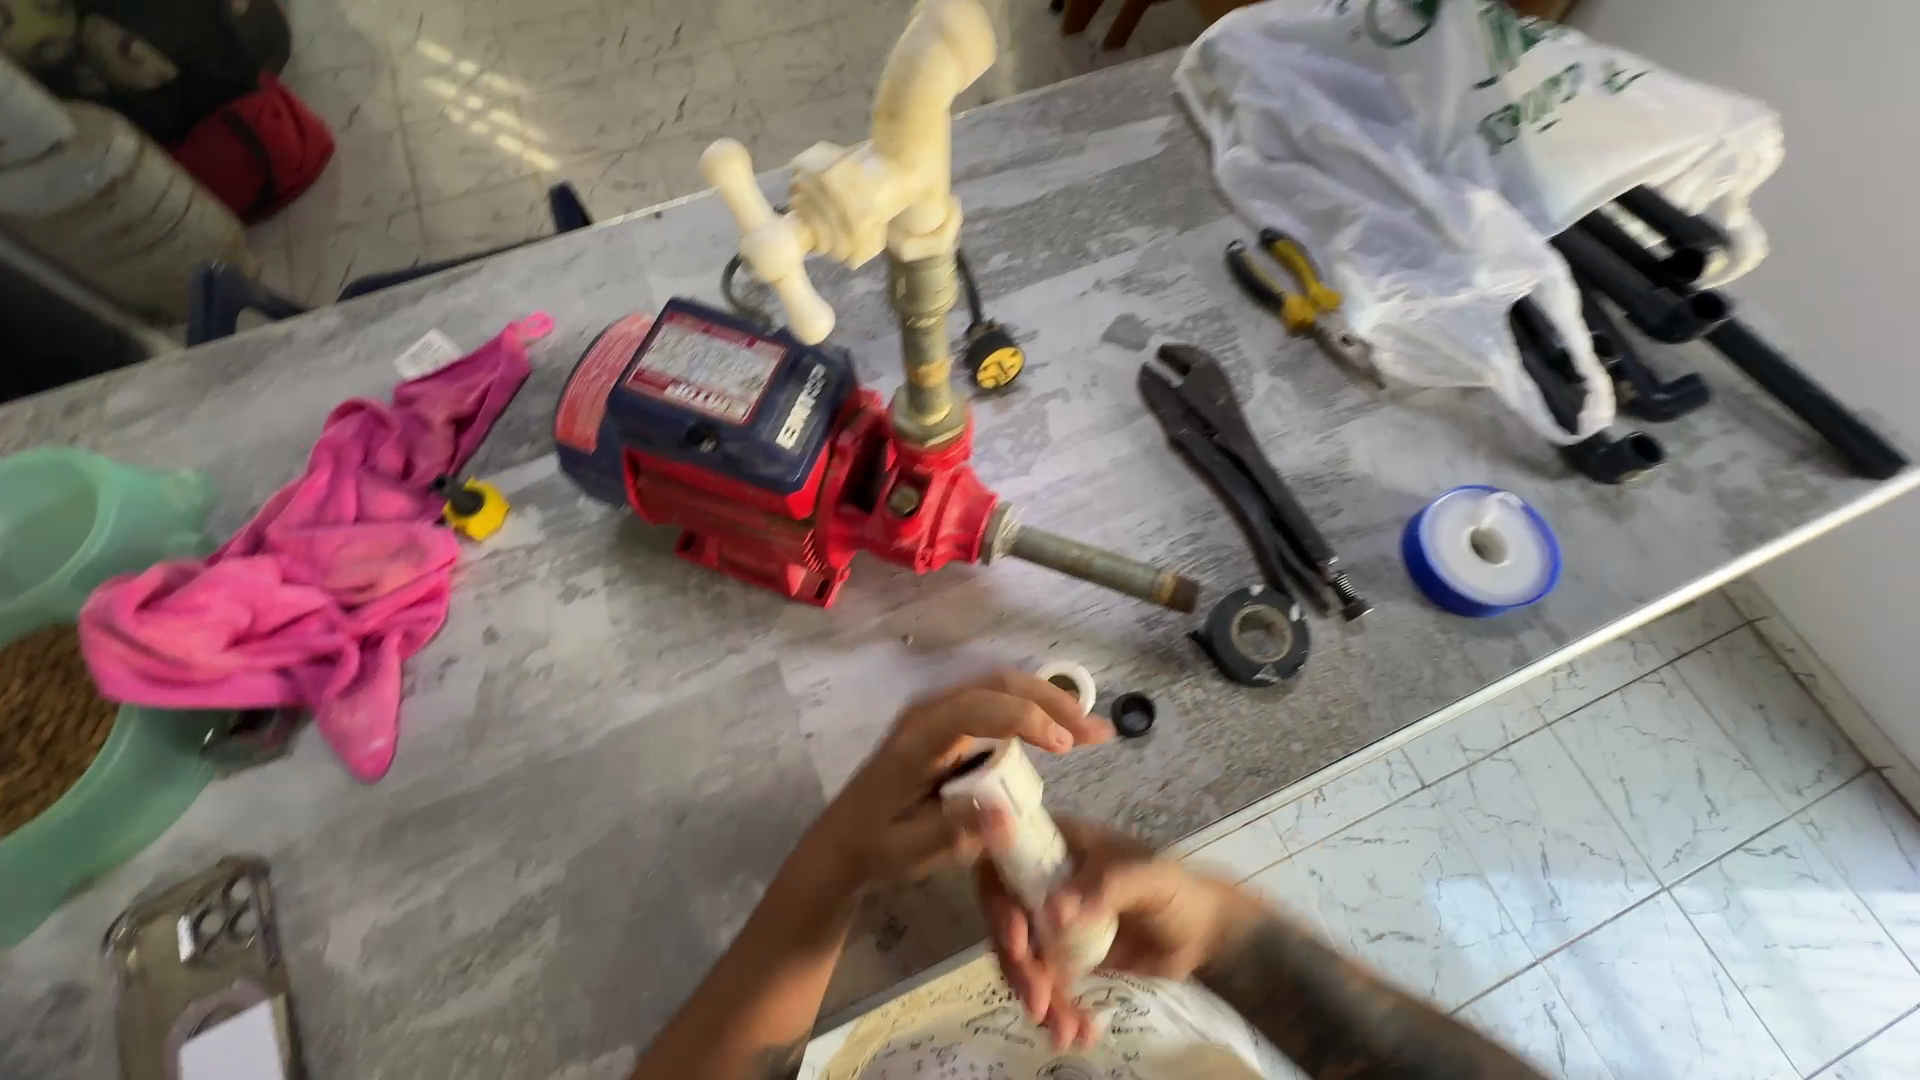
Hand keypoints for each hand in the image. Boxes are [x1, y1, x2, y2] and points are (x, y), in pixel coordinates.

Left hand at [796, 671, 1111, 895]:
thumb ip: (955, 835)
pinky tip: (1060, 734)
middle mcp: (930, 712)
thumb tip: (1008, 817)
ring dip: (1049, 702)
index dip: (1024, 718)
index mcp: (917, 738)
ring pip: (1001, 687)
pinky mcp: (950, 721)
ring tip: (1090, 732)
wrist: (843, 838)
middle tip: (1097, 733)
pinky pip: (996, 702)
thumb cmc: (875, 845)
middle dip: (1051, 701)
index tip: (1065, 745)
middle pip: (997, 684)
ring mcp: (939, 712)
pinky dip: (1033, 712)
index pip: (975, 708)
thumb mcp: (910, 852)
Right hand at [978, 819, 1264, 1048]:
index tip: (1018, 938)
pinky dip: (1060, 1012)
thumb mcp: (1143, 877)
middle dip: (1018, 963)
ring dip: (1037, 996)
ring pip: (1024, 960)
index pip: (1005, 864)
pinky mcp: (1066, 961)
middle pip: (1007, 920)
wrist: (1206, 932)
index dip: (999, 899)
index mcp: (1054, 847)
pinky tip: (1078, 1033)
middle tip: (1038, 999)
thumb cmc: (1173, 887)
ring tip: (1063, 1029)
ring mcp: (1052, 924)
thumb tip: (1053, 912)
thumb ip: (1101, 888)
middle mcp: (1043, 883)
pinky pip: (1050, 987)